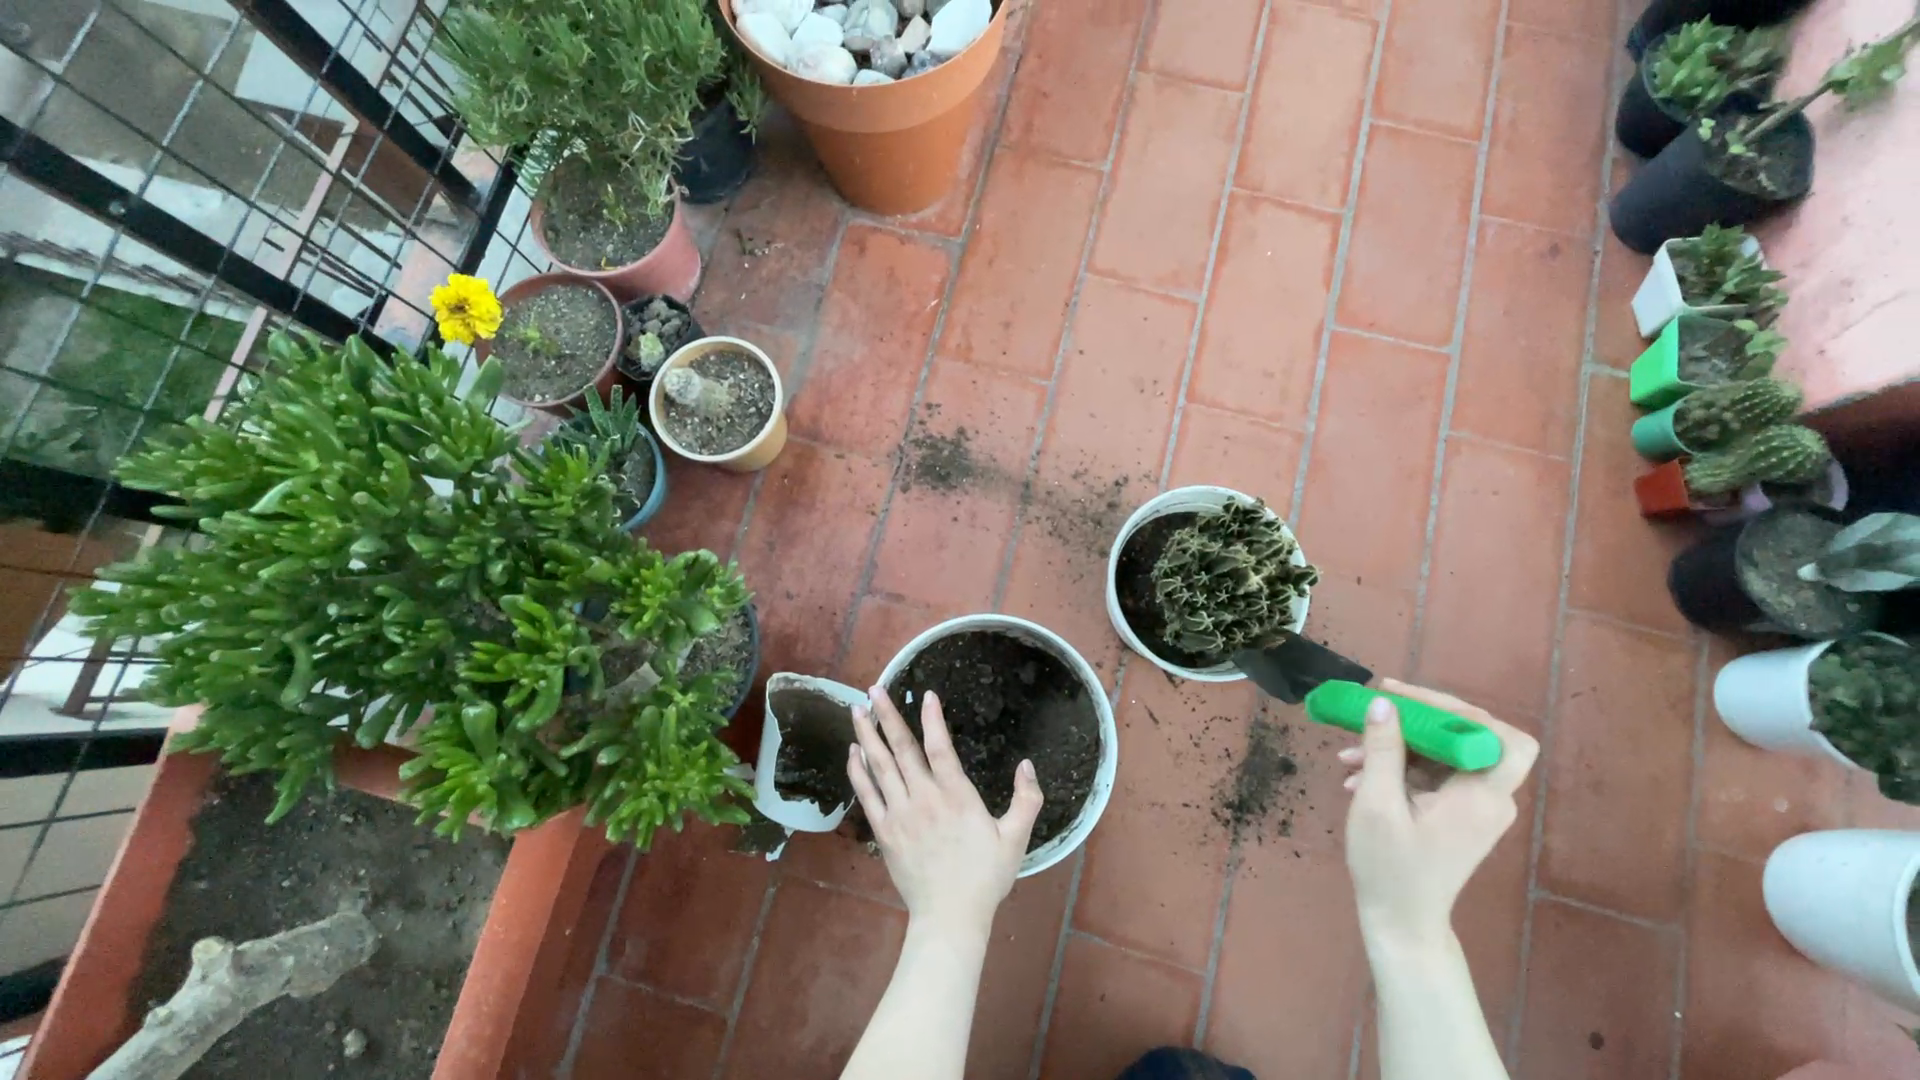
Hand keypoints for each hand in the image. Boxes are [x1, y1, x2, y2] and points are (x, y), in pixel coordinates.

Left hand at [849, 685, 1042, 936]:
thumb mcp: (1016, 839)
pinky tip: (853, 751)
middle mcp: (924, 799)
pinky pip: (867, 794)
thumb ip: (1026, 799)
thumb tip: (1027, 765)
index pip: (940, 747)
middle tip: (874, 688)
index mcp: (956, 796)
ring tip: (857, 709)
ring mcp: (900, 814)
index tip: (926, 695)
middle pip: (902, 749)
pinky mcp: (884, 832)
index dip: (932, 719)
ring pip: (879, 766)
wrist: (950, 917)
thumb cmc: (985, 877)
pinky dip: (858, 771)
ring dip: (867, 735)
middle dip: (887, 716)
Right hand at [1339, 679, 1538, 947]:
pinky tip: (1357, 776)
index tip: (1407, 700)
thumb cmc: (1389, 866)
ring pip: (1446, 754)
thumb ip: (1383, 751)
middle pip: (1471, 738)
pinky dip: (1400, 768)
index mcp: (1480, 797)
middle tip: (1379, 706)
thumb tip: (1384, 703)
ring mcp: (1475, 808)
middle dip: (1420, 719)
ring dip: (1399, 746)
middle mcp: (1489, 798)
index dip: (1459, 710)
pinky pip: (1434, 775)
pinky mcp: (1458, 815)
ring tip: (1349, 755)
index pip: (1501, 737)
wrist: (1400, 922)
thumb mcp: (1376, 804)